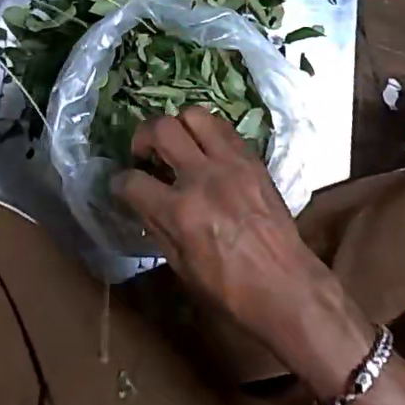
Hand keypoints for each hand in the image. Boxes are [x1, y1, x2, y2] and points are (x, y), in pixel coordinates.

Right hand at [111, 108, 336, 344]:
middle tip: (145, 151)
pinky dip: (207, 131)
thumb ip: (158, 226)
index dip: (119, 182)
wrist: (285, 285)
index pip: (133, 181)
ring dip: (178, 124)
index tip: (121, 184)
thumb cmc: (230, 290)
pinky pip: (224, 127)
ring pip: (195, 114)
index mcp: (181, 212)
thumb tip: (141, 200)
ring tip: (177, 141)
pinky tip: (205, 149)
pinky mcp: (252, 158)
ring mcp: (230, 163)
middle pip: (162, 128)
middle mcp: (203, 178)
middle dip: (143, 135)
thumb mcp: (182, 267)